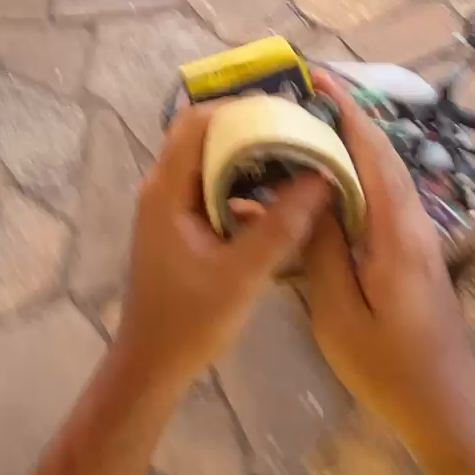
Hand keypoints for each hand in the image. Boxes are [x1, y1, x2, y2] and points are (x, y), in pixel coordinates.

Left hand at [113, 103, 333, 389]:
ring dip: (248, 157)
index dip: (240, 110)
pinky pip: (211, 186)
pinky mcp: (179, 223)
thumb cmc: (190, 320)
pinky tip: (277, 198)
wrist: (153, 365)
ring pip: (209, 161)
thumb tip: (322, 178)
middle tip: (298, 134)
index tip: (286, 114)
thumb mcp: (242, 274)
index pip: (197, 122)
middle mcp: (162, 186)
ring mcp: (169, 205)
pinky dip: (241, 185)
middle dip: (250, 129)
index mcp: (166, 189)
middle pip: (204, 135)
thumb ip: (282, 225)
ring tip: (295, 158)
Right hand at [302, 70, 474, 454]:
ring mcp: (417, 235)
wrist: (448, 408)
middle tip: (302, 95)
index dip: (347, 112)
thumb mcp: (339, 313)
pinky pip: (382, 194)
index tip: (317, 80)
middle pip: (382, 154)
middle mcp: (413, 222)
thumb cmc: (389, 367)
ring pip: (384, 172)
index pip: (372, 154)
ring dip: (351, 141)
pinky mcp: (412, 250)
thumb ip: (323, 249)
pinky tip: (328, 176)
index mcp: (396, 232)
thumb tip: (309, 193)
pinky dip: (357, 171)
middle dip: (347, 117)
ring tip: (308, 124)